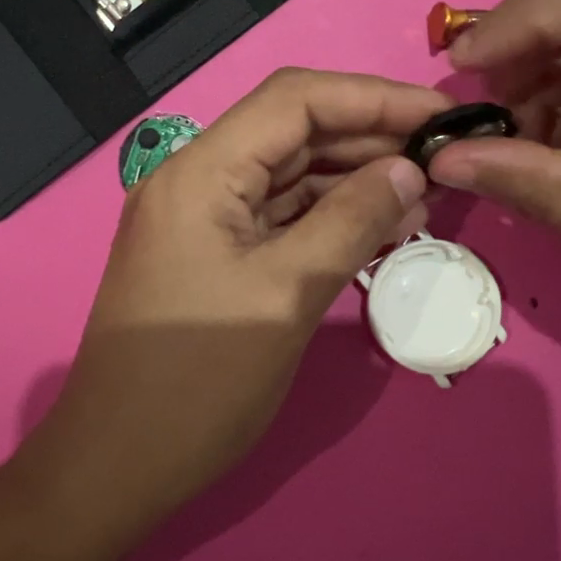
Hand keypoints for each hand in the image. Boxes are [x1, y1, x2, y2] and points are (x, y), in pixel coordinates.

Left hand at [13, 69, 450, 529]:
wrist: (116, 463)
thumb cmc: (199, 379)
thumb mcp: (287, 294)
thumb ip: (351, 221)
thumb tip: (408, 171)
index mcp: (201, 171)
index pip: (295, 100)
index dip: (373, 97)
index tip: (440, 115)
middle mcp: (195, 179)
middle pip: (292, 131)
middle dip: (368, 137)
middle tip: (443, 156)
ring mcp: (200, 218)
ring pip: (288, 175)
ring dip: (353, 178)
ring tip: (425, 194)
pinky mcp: (210, 254)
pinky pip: (277, 216)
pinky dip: (327, 216)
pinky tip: (380, 226)